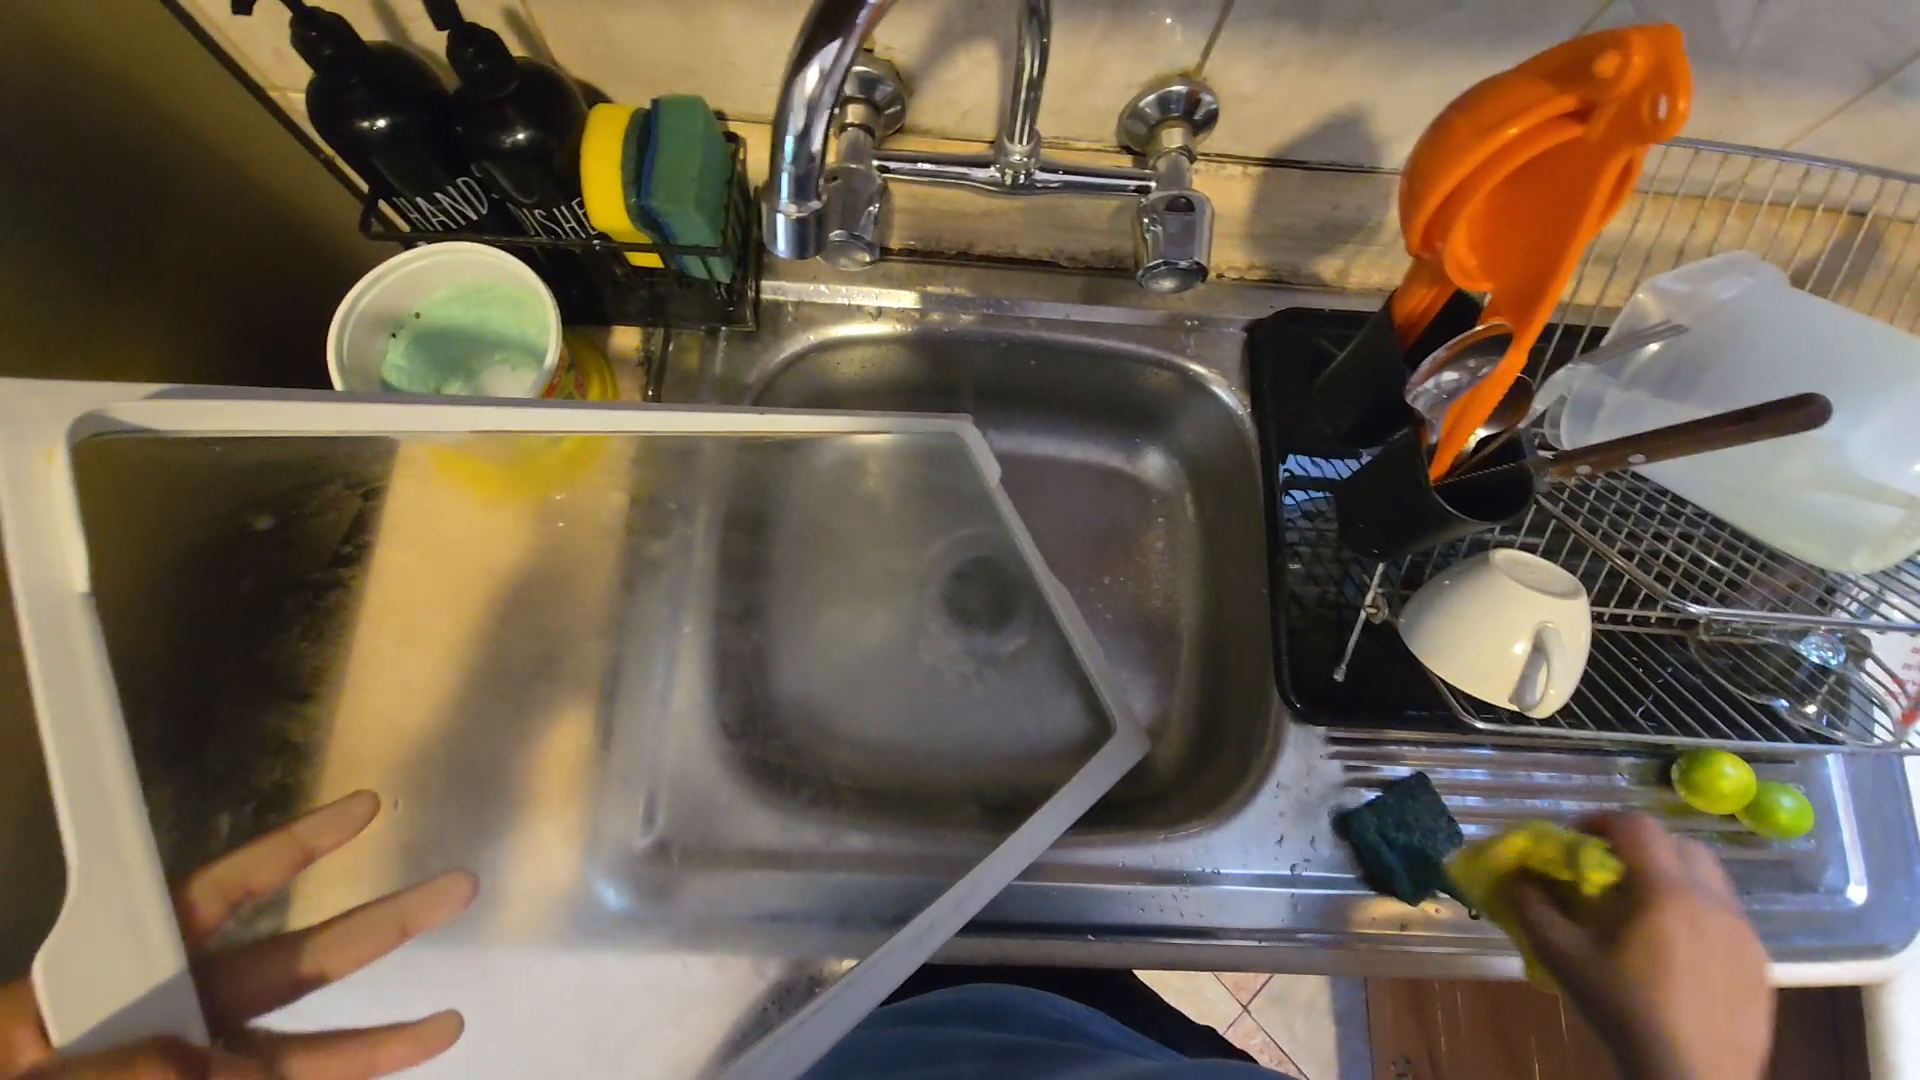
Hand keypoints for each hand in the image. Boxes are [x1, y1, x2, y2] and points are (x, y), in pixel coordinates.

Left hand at [1, 791, 476, 1078]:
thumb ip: (103, 1073)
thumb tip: (210, 1066)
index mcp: (84, 1000)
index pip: (208, 900)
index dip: (292, 850)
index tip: (366, 809)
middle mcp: (149, 1034)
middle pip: (281, 971)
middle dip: (378, 929)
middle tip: (458, 890)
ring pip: (289, 1058)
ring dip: (370, 1047)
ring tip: (445, 1029)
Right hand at [1507, 812, 1772, 1079]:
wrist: (1693, 1077)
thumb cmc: (1623, 1009)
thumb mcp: (1560, 954)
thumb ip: (1531, 904)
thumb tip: (1517, 874)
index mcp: (1665, 893)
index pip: (1635, 825)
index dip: (1599, 821)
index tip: (1573, 840)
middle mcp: (1712, 902)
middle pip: (1677, 843)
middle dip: (1637, 843)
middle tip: (1605, 867)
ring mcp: (1743, 932)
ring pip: (1707, 875)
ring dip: (1668, 871)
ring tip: (1637, 903)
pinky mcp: (1759, 960)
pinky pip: (1723, 911)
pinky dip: (1691, 905)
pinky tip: (1668, 940)